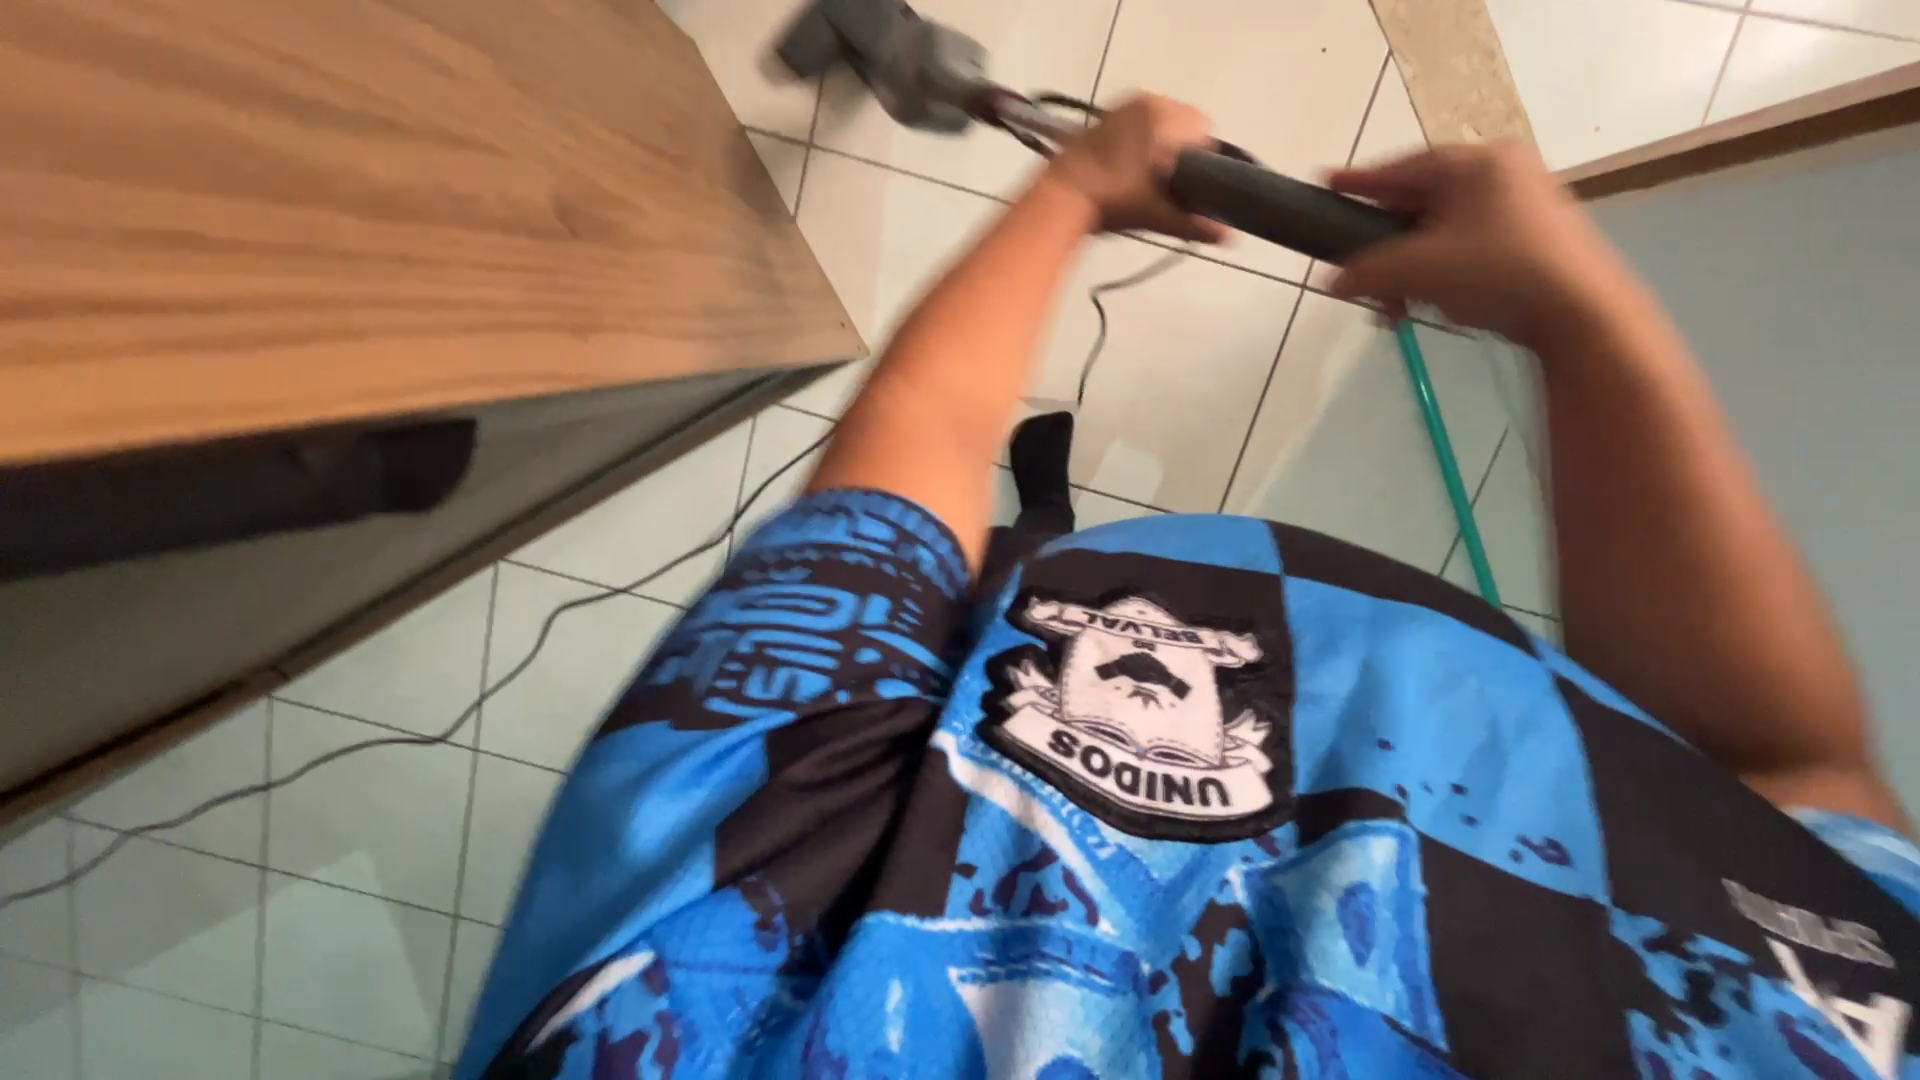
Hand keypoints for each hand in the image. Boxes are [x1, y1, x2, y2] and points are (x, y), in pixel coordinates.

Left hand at [1042, 95, 1228, 243]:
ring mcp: (1121, 106)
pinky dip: (1137, 140)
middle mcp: (1146, 101)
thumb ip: (1192, 223)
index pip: (1203, 129)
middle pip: (1180, 123)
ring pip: (1157, 122)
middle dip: (1180, 150)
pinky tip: (1126, 168)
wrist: (1059, 198)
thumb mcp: (1155, 214)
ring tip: (1146, 178)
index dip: (1203, 157)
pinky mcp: (1101, 117)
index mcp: (1166, 115)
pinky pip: (1133, 123)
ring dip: (1158, 144)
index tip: (1192, 183)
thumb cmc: (1112, 203)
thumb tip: (1228, 237)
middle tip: (1168, 185)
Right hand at [1329, 143, 1644, 348]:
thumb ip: (1366, 271)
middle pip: (1419, 201)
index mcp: (1477, 164)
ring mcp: (1519, 205)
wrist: (1579, 311)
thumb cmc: (1496, 272)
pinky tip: (1421, 302)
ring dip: (1405, 267)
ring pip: (1438, 230)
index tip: (1327, 183)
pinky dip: (1434, 271)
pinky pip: (1462, 246)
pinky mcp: (1528, 238)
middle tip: (1353, 262)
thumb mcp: (1417, 270)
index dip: (1360, 180)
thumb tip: (1333, 280)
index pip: (1404, 167)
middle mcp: (1501, 174)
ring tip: (1388, 301)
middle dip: (1382, 240)